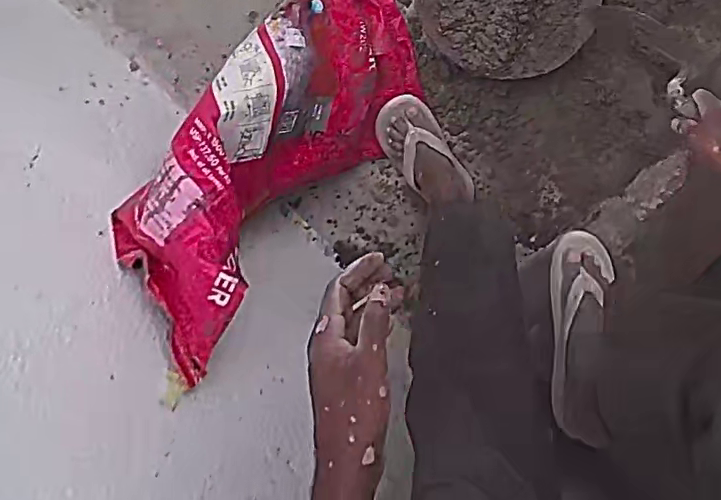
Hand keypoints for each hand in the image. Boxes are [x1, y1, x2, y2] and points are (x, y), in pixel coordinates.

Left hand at [309, 252, 397, 499]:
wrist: (349, 460)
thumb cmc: (353, 418)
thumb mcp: (369, 358)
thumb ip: (374, 320)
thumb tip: (379, 291)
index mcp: (326, 338)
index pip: (338, 289)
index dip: (359, 270)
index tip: (377, 259)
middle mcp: (327, 346)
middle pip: (344, 301)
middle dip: (367, 282)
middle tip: (387, 270)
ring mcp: (335, 361)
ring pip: (353, 318)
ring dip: (372, 301)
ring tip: (394, 291)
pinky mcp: (346, 375)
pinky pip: (359, 335)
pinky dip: (374, 321)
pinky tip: (389, 322)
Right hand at [671, 89, 720, 188]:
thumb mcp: (696, 143)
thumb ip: (686, 129)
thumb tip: (680, 122)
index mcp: (714, 107)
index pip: (699, 94)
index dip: (690, 103)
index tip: (686, 114)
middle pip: (713, 106)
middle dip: (704, 116)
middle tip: (696, 131)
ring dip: (718, 126)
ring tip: (710, 142)